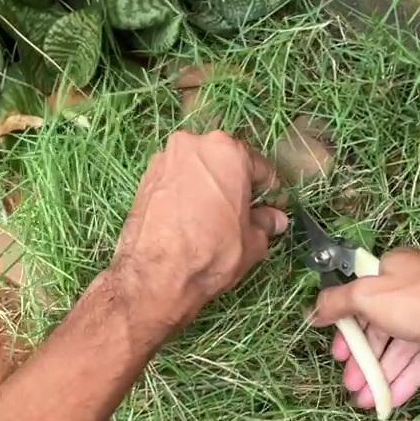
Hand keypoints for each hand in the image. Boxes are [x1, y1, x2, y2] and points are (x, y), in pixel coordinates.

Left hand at [109, 131, 285, 330]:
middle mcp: (194, 144)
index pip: (260, 168)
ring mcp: (165, 159)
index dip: (270, 192)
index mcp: (228, 151)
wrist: (156, 275)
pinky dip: (186, 195)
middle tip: (244, 214)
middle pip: (225, 163)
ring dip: (209, 188)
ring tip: (214, 219)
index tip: (273, 208)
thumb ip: (265, 223)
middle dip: (237, 186)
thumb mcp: (252, 242)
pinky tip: (190, 220)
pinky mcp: (145, 178)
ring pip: (198, 170)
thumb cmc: (212, 252)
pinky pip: (176, 182)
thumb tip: (275, 219)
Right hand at [309, 248, 419, 409]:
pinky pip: (418, 359)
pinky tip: (389, 400)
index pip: (359, 295)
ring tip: (365, 400)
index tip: (336, 350)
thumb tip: (312, 310)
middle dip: (363, 358)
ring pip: (398, 346)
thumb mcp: (368, 296)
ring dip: (380, 374)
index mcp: (394, 268)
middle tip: (349, 382)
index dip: (345, 324)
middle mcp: (412, 288)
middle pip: (378, 325)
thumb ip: (337, 302)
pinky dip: (402, 378)